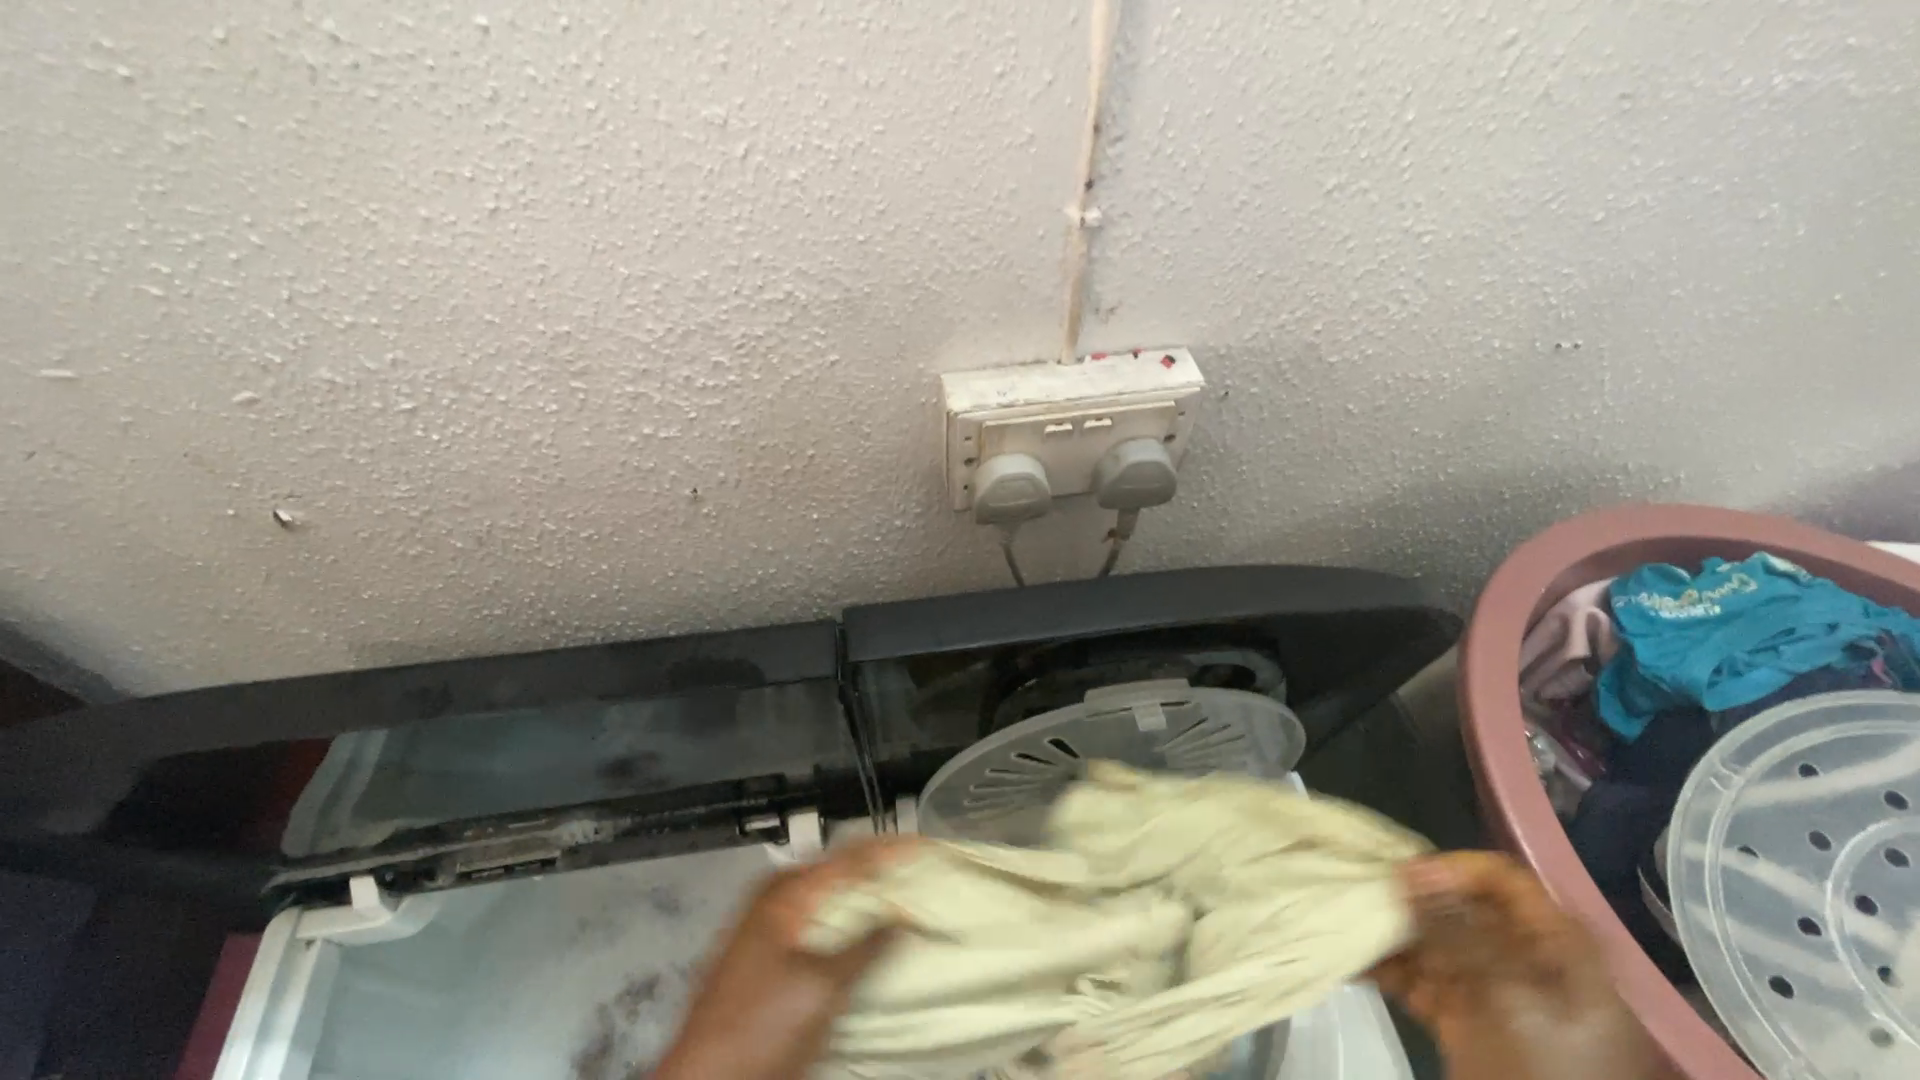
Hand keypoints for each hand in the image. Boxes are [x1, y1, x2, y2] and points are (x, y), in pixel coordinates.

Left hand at [650, 836, 916, 1079]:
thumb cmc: (756, 1029)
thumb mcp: (821, 987)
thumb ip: (867, 944)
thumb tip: (907, 916)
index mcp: (785, 891)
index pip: (852, 853)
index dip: (894, 849)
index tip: (931, 850)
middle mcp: (776, 899)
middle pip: (841, 872)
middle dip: (884, 873)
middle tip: (924, 879)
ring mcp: (771, 929)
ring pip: (832, 900)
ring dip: (869, 903)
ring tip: (908, 908)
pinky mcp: (773, 959)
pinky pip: (821, 927)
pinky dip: (851, 929)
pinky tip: (874, 944)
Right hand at [1370, 852, 1665, 1079]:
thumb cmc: (1551, 1072)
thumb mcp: (1514, 1000)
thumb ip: (1462, 935)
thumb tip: (1408, 872)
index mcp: (1552, 946)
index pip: (1501, 880)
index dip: (1451, 869)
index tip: (1398, 876)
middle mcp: (1518, 957)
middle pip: (1457, 906)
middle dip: (1406, 898)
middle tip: (1354, 890)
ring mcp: (1487, 989)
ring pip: (1430, 941)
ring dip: (1387, 931)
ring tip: (1339, 920)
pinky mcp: (1458, 1018)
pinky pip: (1415, 980)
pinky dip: (1382, 970)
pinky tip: (1345, 960)